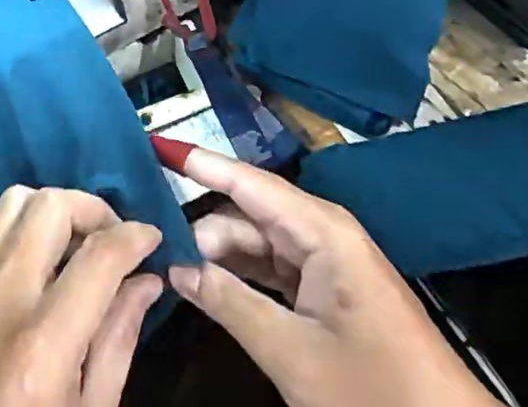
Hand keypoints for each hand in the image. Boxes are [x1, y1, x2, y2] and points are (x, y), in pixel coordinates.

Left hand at [0, 186, 164, 406]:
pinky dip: (29, 224)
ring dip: (56, 210)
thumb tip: (146, 279)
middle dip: (93, 209)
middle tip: (117, 240)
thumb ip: (119, 339)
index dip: (134, 236)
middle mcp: (1, 300)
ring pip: (15, 202)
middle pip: (48, 206)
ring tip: (83, 244)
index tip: (154, 237)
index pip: (96, 257)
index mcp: (41, 345)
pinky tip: (50, 258)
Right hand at [166, 149, 497, 406]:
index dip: (199, 162)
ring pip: (256, 240)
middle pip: (247, 211)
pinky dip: (239, 273)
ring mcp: (325, 260)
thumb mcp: (293, 354)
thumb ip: (229, 303)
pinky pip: (272, 266)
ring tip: (170, 261)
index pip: (246, 182)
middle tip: (151, 239)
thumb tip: (175, 268)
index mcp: (320, 231)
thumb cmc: (376, 394)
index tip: (156, 145)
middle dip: (201, 222)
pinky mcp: (327, 288)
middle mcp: (321, 232)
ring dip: (217, 251)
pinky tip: (206, 282)